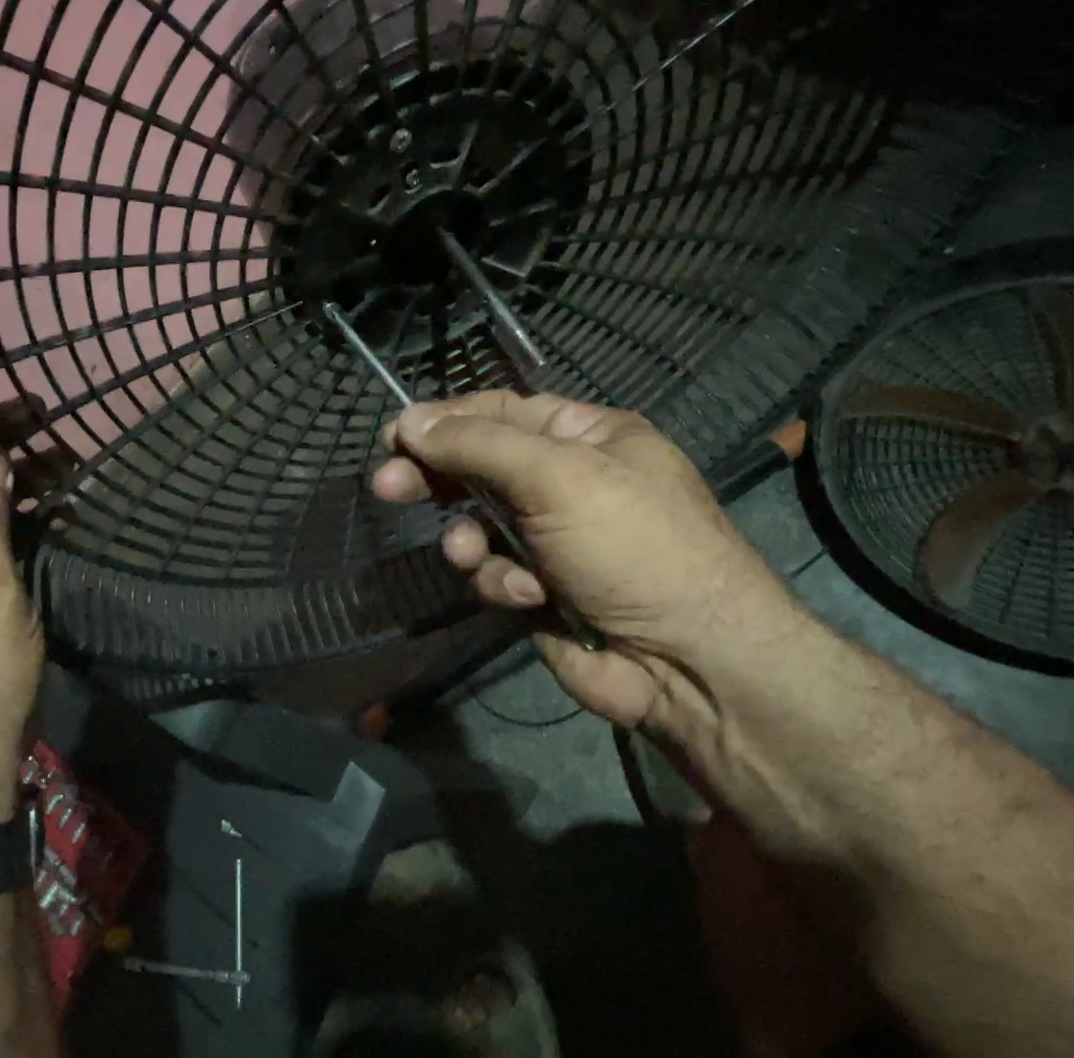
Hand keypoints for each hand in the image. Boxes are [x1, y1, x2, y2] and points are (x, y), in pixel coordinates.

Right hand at [371, 391, 801, 733]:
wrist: (687, 660)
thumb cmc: (633, 545)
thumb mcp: (559, 477)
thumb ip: (479, 446)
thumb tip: (410, 420)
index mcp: (587, 438)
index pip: (502, 412)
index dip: (446, 420)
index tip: (394, 435)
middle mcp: (569, 484)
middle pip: (480, 469)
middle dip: (437, 479)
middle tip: (386, 486)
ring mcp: (554, 542)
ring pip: (478, 529)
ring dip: (470, 543)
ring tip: (473, 556)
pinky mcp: (540, 594)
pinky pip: (495, 575)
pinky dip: (503, 585)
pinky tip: (528, 598)